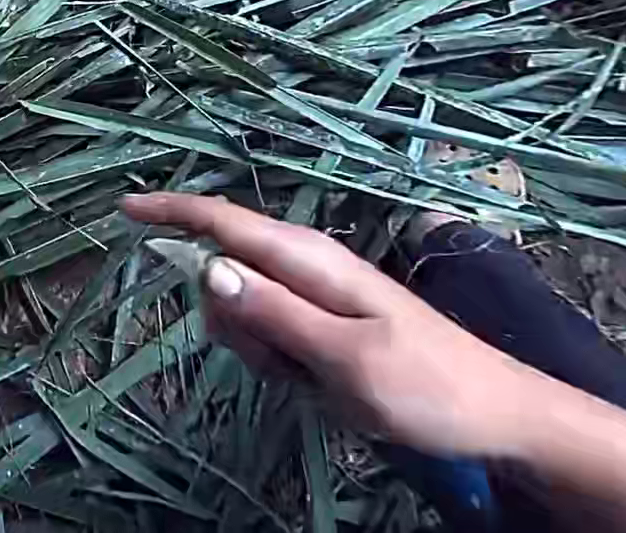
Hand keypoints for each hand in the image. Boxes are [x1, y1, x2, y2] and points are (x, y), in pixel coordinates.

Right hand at [122, 192, 563, 459]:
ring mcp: (307, 285)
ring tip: (306, 374)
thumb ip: (273, 311)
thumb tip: (206, 267)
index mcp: (305, 256)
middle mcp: (300, 259)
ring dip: (252, 340)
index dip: (169, 210)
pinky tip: (311, 375)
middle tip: (275, 360)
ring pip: (239, 299)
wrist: (501, 417)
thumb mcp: (347, 359)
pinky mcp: (313, 311)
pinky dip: (270, 352)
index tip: (124, 208)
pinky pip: (263, 323)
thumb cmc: (429, 386)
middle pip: (222, 266)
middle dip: (225, 311)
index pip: (221, 219)